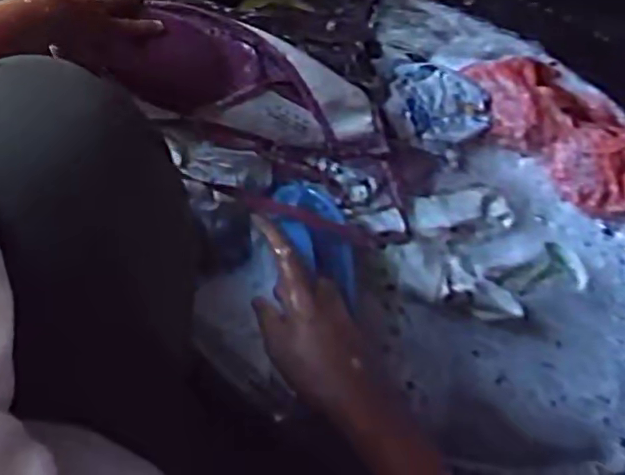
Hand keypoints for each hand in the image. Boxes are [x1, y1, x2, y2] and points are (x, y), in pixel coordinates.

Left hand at [9, 0, 162, 65]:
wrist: (43, 16)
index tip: (160, 25)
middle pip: (118, 1)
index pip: (131, 29)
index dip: (146, 28)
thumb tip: (103, 82)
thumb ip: (94, 68)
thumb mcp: (84, 60)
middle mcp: (96, 7)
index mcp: (106, 27)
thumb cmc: (64, 43)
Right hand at [252, 217, 443, 474]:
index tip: (259, 215)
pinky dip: (323, 315)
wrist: (365, 408)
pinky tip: (315, 336)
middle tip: (281, 289)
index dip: (273, 233)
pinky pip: (335, 313)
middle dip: (298, 274)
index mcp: (304, 296)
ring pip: (326, 293)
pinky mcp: (359, 335)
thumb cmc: (313, 371)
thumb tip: (262, 298)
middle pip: (313, 273)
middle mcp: (328, 299)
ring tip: (297, 316)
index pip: (287, 255)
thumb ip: (267, 316)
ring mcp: (347, 316)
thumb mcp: (277, 345)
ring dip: (311, 296)